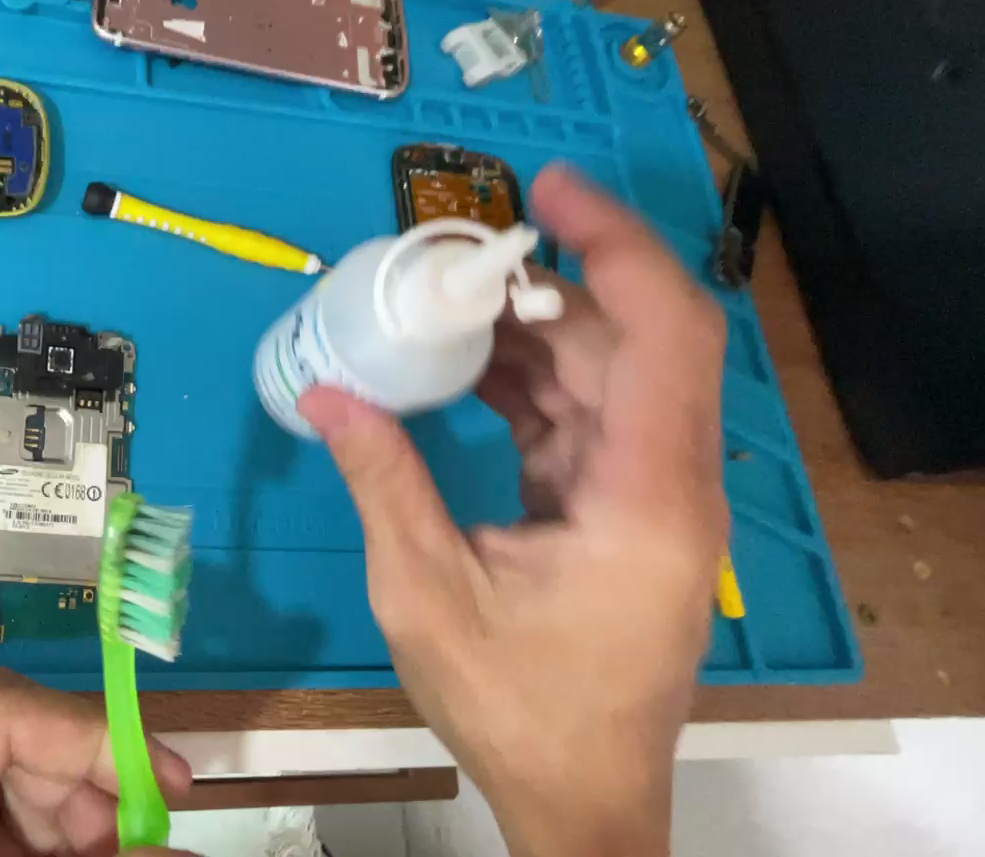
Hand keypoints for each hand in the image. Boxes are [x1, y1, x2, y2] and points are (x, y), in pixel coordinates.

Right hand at [299, 165, 726, 856]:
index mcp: (643, 495)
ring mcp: (639, 488)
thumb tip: (323, 391)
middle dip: (537, 286)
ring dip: (521, 330)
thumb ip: (381, 479)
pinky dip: (516, 378)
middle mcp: (661, 477)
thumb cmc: (514, 703)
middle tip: (445, 258)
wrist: (575, 791)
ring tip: (438, 303)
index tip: (548, 193)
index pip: (661, 335)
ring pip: (596, 372)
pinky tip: (456, 366)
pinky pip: (571, 412)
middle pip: (620, 342)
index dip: (614, 247)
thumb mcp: (425, 589)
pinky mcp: (609, 500)